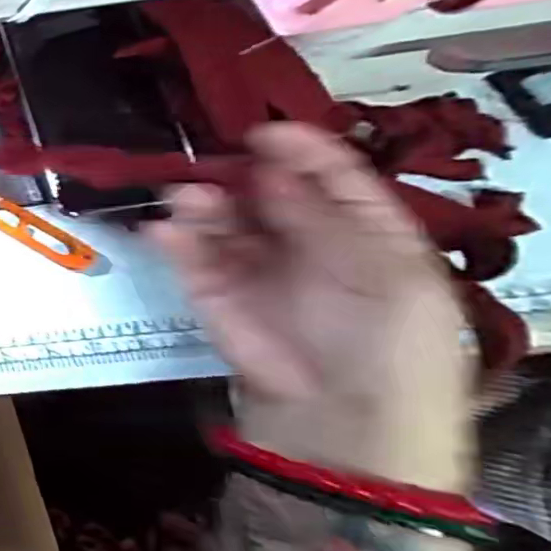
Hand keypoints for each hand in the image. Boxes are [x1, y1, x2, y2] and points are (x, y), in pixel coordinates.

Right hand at [146, 123, 472, 491]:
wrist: (337, 419)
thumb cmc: (385, 345)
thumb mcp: (386, 276)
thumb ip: (328, 219)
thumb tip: (274, 170)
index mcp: (359, 233)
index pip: (330, 178)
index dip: (302, 151)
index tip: (264, 131)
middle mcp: (302, 241)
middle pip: (265, 192)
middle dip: (239, 173)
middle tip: (215, 162)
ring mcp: (251, 267)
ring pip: (220, 219)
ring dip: (201, 203)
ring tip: (186, 196)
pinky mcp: (210, 292)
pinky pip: (189, 256)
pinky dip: (173, 239)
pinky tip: (164, 228)